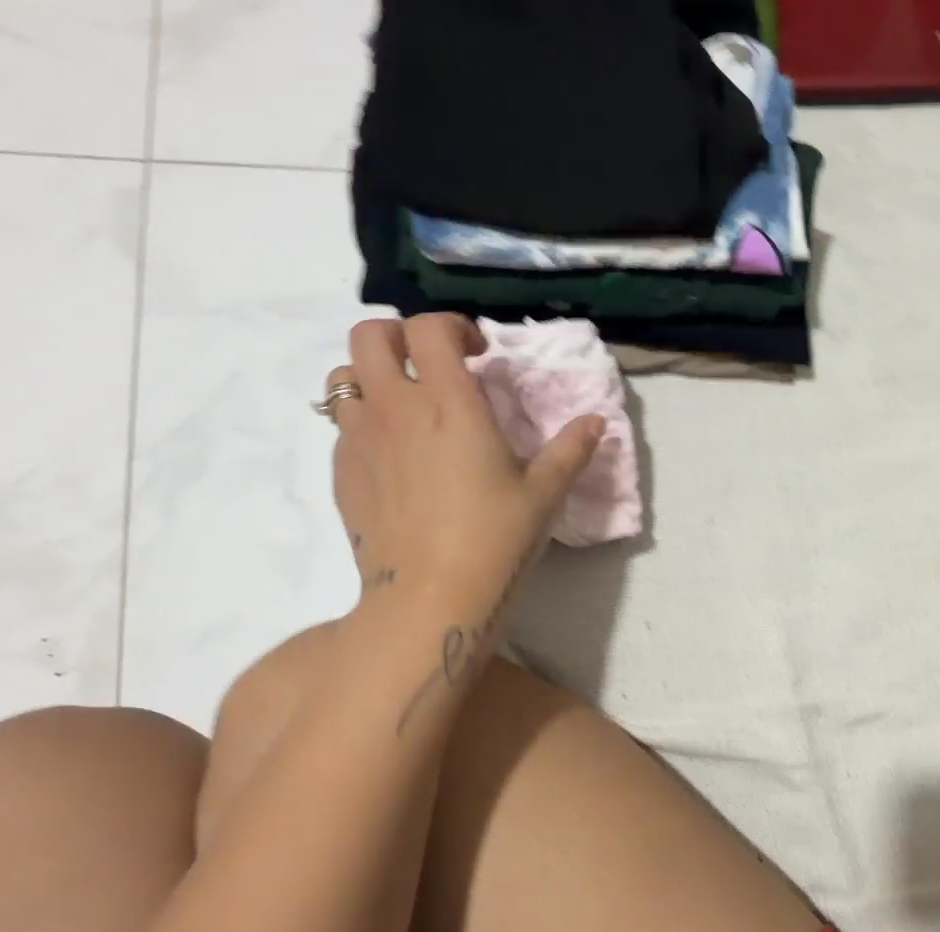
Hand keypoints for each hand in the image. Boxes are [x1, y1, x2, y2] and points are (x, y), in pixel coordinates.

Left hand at [324, 314, 601, 617]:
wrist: (429, 597)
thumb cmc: (495, 540)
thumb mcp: (544, 495)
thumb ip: (570, 451)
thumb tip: (597, 422)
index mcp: (449, 405)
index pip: (429, 329)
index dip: (452, 327)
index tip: (478, 354)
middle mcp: (396, 409)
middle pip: (369, 335)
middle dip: (398, 336)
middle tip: (431, 365)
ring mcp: (360, 440)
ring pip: (344, 377)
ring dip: (373, 377)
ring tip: (407, 406)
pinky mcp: (342, 472)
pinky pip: (343, 426)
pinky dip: (366, 422)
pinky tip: (396, 457)